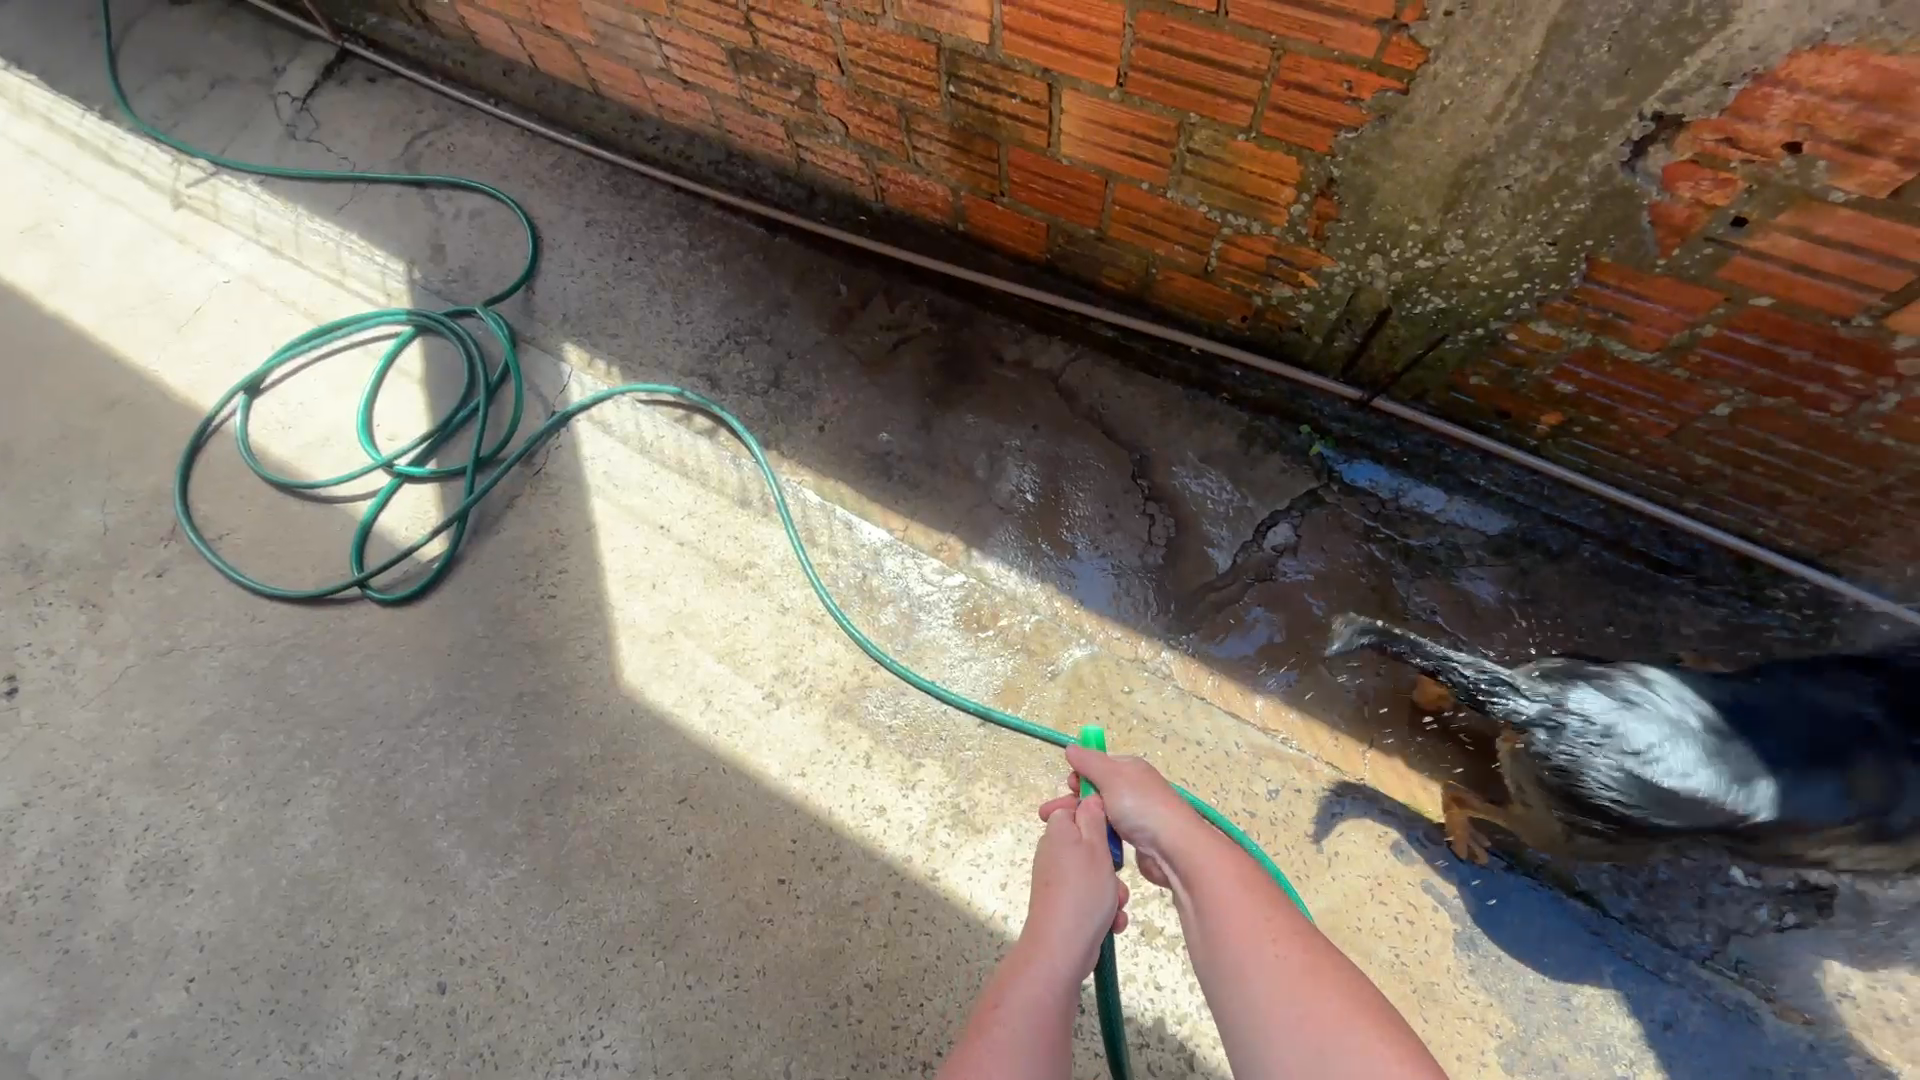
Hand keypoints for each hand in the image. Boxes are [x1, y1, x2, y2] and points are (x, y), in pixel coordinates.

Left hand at [1021, 794, 1128, 979]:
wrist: (1061, 947)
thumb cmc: (1082, 891)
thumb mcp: (1096, 847)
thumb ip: (1094, 819)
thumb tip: (1089, 798)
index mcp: (1058, 831)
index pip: (1073, 808)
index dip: (1094, 815)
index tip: (1112, 829)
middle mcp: (1054, 852)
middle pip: (1089, 844)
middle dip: (1110, 863)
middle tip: (1117, 875)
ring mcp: (1057, 880)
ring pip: (1095, 875)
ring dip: (1111, 890)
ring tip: (1115, 905)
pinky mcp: (1063, 904)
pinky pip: (1090, 898)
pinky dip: (1103, 909)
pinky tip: (1112, 923)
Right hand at [1039, 746, 1203, 889]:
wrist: (1175, 850)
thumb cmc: (1141, 807)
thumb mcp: (1111, 777)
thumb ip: (1089, 762)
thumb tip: (1071, 747)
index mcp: (1129, 769)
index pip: (1098, 765)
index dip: (1080, 774)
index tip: (1068, 786)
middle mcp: (1133, 789)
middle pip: (1096, 790)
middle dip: (1072, 800)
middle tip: (1049, 814)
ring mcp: (1135, 815)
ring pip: (1100, 813)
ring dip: (1081, 819)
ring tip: (1061, 832)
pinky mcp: (1136, 840)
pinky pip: (1110, 833)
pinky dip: (1097, 836)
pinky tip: (1085, 844)